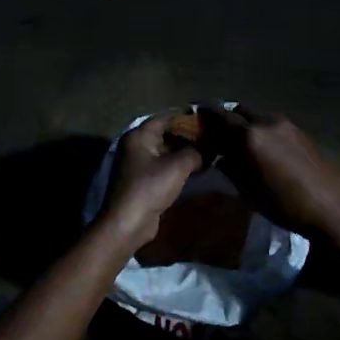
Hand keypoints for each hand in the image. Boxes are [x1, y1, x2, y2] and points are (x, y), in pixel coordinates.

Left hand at [100, 112, 204, 246]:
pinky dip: (179, 164)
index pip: (166, 116)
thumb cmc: (150, 187)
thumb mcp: (178, 166)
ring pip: (166, 150)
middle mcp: (136, 145)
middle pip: (166, 133)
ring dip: (185, 151)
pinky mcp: (143, 179)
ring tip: (209, 151)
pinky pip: (164, 165)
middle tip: (211, 136)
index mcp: (139, 135)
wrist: (128, 223)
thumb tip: (207, 151)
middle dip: (188, 135)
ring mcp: (138, 163)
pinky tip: (197, 167)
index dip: (187, 116)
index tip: (207, 118)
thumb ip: (195, 152)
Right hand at [207, 106, 339, 239]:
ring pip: (257, 116)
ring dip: (245, 125)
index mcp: (249, 135)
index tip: (192, 114)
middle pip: (239, 111)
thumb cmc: (285, 204)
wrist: (332, 206)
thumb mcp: (249, 191)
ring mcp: (286, 124)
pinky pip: (272, 124)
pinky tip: (262, 149)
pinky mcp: (300, 132)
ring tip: (239, 144)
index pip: (219, 117)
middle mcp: (266, 121)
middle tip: (216, 134)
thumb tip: (220, 156)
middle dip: (226, 119)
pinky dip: (261, 131)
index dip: (204, 115)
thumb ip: (231, 167)